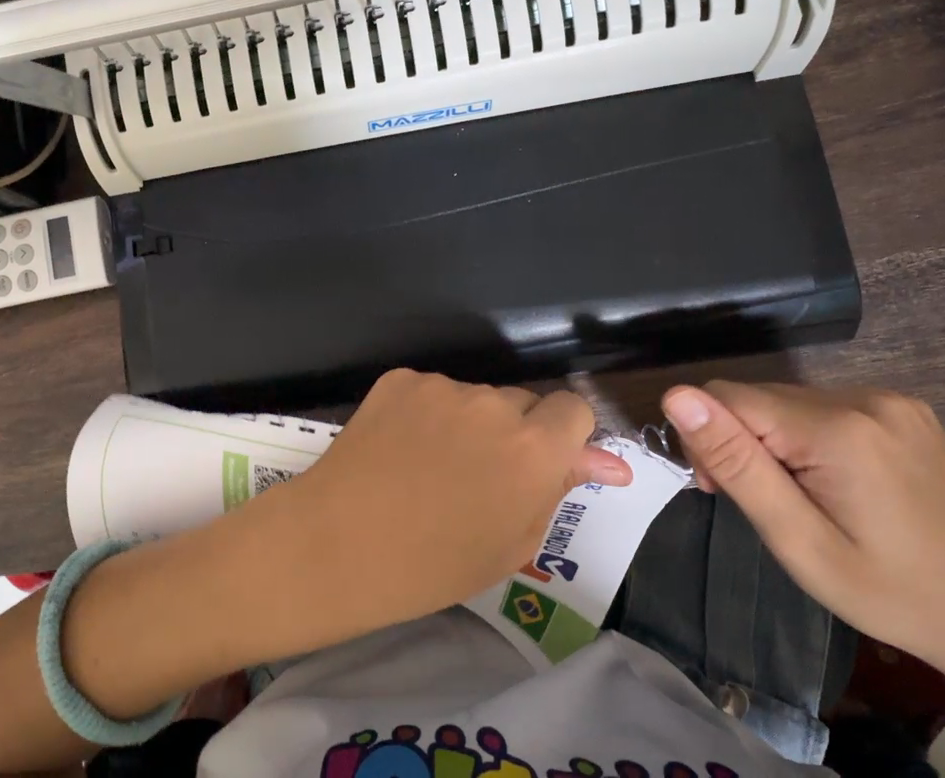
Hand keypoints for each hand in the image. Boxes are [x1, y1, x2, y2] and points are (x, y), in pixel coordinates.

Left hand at [271, 370, 632, 630]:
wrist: (337, 544)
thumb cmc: (433, 564)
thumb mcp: (513, 542)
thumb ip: (558, 490)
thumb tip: (607, 462)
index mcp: (534, 449)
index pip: (574, 409)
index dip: (562, 437)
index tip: (542, 465)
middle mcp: (492, 404)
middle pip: (521, 402)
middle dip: (515, 432)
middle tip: (481, 477)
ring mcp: (440, 387)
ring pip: (473, 398)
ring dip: (468, 423)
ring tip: (431, 469)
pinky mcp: (397, 381)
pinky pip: (430, 392)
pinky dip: (426, 415)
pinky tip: (401, 451)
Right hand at [659, 381, 944, 686]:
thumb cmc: (893, 594)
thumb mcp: (799, 540)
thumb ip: (735, 463)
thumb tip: (675, 396)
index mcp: (836, 429)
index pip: (725, 397)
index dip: (706, 441)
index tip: (722, 493)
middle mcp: (865, 398)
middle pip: (757, 398)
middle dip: (739, 443)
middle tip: (766, 508)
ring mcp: (893, 403)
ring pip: (788, 402)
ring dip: (773, 442)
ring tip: (803, 502)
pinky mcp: (908, 414)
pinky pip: (825, 408)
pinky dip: (808, 439)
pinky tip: (834, 486)